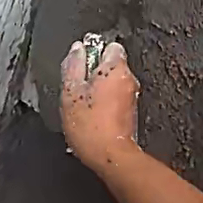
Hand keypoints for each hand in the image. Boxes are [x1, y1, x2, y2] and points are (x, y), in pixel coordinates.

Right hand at [61, 39, 141, 172]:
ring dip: (99, 90)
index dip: (93, 53)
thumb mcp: (71, 92)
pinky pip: (115, 98)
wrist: (110, 156)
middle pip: (110, 65)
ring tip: (84, 106)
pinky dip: (105, 103)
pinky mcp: (130, 111)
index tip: (80, 66)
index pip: (109, 46)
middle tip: (78, 89)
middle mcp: (128, 79)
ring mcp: (131, 96)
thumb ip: (73, 66)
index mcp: (116, 68)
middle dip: (94, 73)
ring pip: (112, 83)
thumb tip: (77, 49)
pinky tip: (93, 117)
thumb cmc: (91, 126)